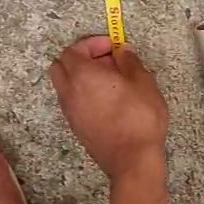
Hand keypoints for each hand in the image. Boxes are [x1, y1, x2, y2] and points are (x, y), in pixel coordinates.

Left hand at [47, 35, 169, 184]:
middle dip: (81, 57)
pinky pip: (72, 101)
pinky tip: (108, 99)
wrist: (132, 161)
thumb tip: (122, 51)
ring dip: (82, 76)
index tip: (111, 46)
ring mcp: (70, 111)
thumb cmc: (138, 117)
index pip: (73, 49)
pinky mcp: (76, 127)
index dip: (91, 43)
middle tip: (107, 60)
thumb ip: (129, 61)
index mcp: (82, 75)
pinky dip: (84, 92)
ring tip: (111, 80)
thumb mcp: (142, 81)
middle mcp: (69, 91)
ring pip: (65, 84)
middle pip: (62, 65)